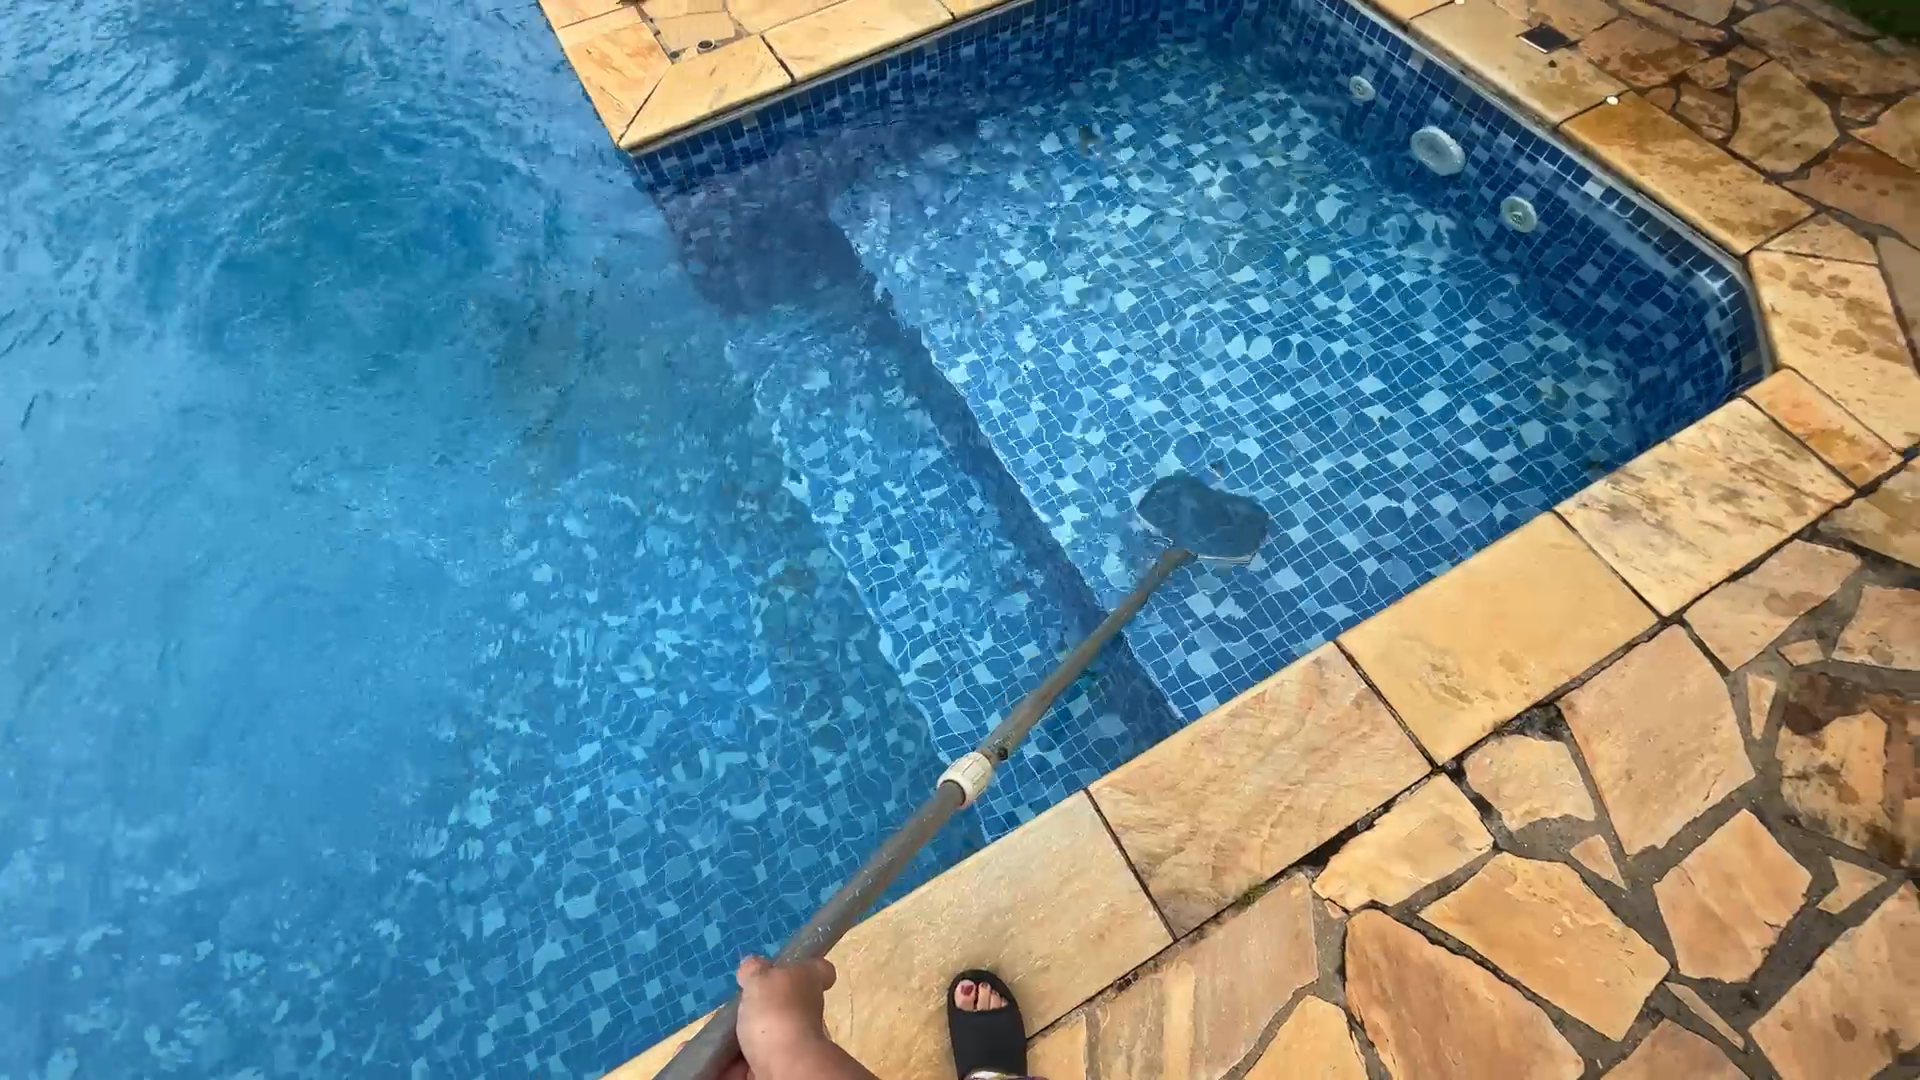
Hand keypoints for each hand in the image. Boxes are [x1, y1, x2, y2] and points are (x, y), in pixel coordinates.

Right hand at [719, 956, 838, 1079]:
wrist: (785, 1069)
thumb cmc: (777, 1012)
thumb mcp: (760, 978)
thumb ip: (754, 969)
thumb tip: (752, 965)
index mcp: (809, 981)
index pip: (820, 969)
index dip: (808, 967)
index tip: (789, 969)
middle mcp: (805, 1011)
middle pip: (782, 1005)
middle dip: (753, 1011)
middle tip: (730, 1013)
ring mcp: (792, 1042)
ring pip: (761, 1038)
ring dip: (735, 1042)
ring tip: (710, 1042)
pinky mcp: (776, 1069)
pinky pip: (748, 1066)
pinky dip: (728, 1066)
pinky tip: (706, 1063)